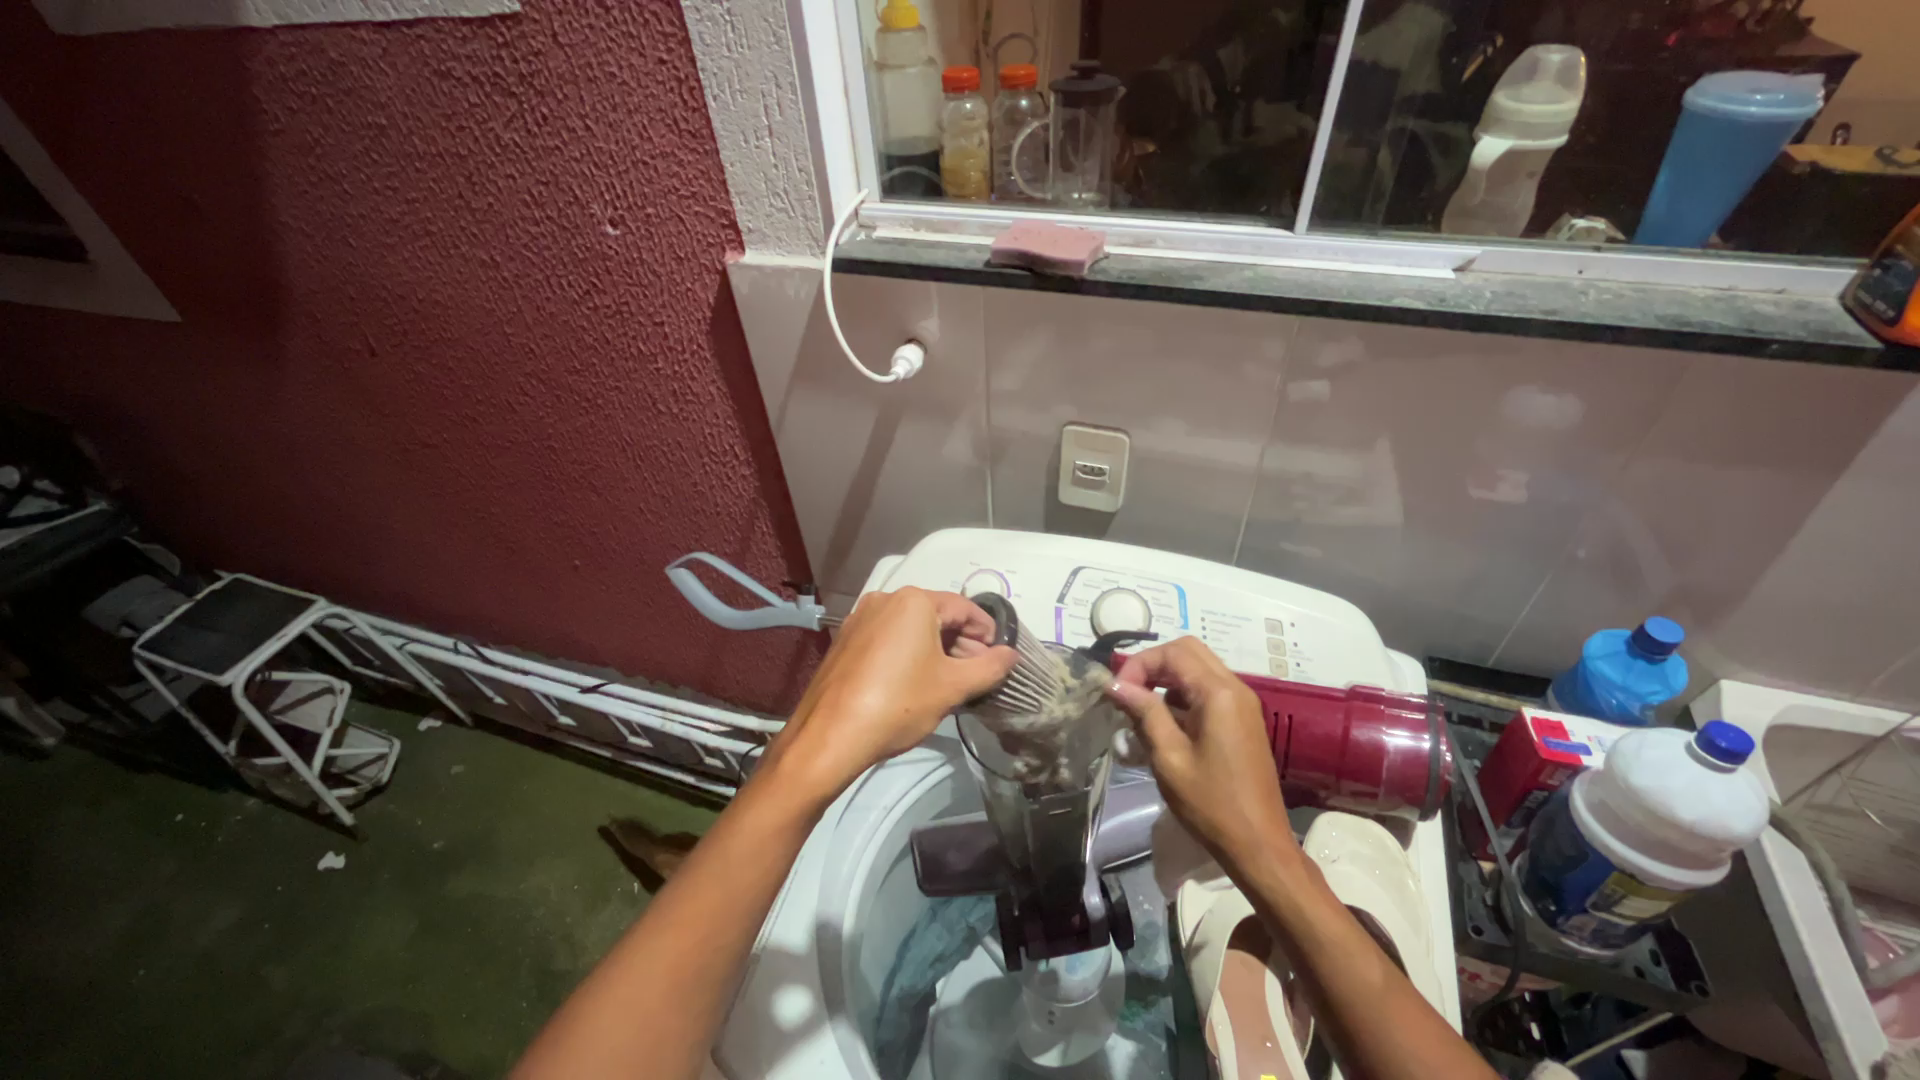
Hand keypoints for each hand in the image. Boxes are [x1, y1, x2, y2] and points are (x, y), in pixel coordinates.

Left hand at [768, 588, 1016, 801]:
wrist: (831, 736)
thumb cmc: (898, 704)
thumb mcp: (952, 687)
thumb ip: (989, 667)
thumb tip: (1011, 654)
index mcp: (914, 601)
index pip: (964, 608)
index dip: (987, 631)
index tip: (999, 657)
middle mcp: (885, 600)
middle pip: (936, 615)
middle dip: (961, 642)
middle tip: (978, 673)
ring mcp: (860, 619)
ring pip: (911, 628)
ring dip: (936, 649)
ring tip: (951, 681)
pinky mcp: (846, 641)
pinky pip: (888, 639)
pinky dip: (909, 653)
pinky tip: (917, 682)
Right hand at [1106, 638, 1297, 873]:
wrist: (1258, 843)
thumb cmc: (1210, 803)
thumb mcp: (1169, 758)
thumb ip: (1144, 713)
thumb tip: (1115, 684)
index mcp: (1218, 693)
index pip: (1173, 653)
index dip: (1139, 664)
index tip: (1117, 693)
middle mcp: (1235, 688)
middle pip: (1188, 652)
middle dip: (1153, 665)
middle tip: (1128, 694)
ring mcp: (1242, 704)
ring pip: (1198, 669)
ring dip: (1166, 679)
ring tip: (1139, 710)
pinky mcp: (1242, 720)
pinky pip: (1208, 690)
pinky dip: (1182, 695)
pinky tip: (1163, 724)